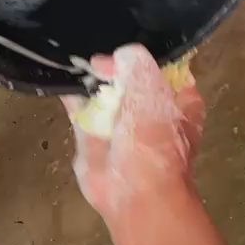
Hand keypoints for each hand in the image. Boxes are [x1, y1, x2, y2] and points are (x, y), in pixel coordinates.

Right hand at [62, 43, 205, 222]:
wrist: (131, 192)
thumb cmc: (152, 142)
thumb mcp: (150, 92)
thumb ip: (135, 65)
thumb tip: (116, 56)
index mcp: (179, 100)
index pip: (163, 65)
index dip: (143, 55)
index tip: (123, 52)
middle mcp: (151, 108)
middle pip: (130, 75)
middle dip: (113, 65)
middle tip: (95, 59)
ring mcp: (121, 122)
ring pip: (104, 90)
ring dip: (91, 78)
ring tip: (77, 64)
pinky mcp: (93, 134)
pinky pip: (81, 107)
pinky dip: (72, 95)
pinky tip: (64, 82)